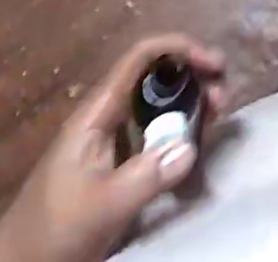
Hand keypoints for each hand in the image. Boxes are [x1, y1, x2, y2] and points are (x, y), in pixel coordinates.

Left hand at [0, 35, 225, 261]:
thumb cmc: (53, 228)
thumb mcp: (101, 206)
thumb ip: (145, 177)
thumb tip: (191, 145)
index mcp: (99, 110)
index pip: (142, 57)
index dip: (179, 48)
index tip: (212, 63)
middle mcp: (109, 114)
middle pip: (155, 76)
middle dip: (192, 76)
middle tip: (223, 95)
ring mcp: (114, 138)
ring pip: (158, 105)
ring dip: (190, 103)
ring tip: (218, 114)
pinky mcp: (119, 163)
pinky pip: (155, 134)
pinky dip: (180, 131)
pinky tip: (196, 147)